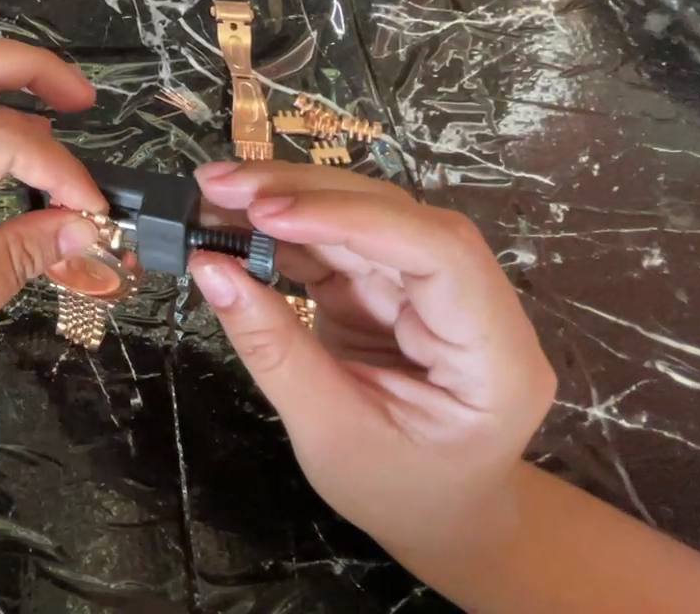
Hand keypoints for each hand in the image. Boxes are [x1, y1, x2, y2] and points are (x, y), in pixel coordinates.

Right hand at [186, 161, 555, 559]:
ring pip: (354, 219)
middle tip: (217, 185)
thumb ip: (271, 348)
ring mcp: (421, 291)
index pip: (437, 253)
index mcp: (491, 354)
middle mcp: (465, 304)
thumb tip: (208, 267)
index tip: (265, 213)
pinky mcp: (379, 289)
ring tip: (211, 191)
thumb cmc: (397, 488)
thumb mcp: (328, 431)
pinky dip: (273, 230)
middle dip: (302, 194)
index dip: (351, 220)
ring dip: (280, 199)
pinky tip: (229, 220)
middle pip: (392, 218)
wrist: (431, 514)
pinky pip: (326, 245)